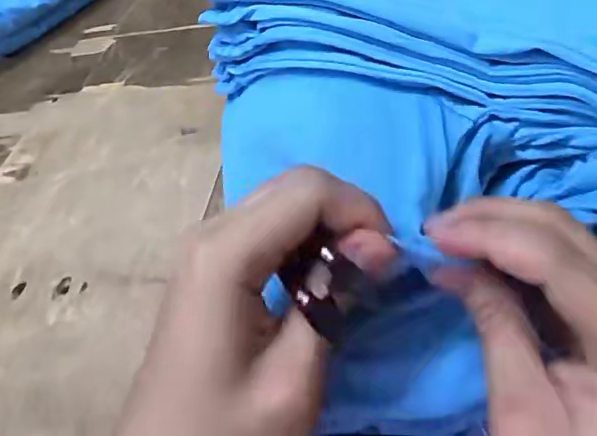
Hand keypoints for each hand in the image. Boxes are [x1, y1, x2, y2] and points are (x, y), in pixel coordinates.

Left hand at [117, 167, 397, 435]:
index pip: (307, 189)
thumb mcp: (290, 384)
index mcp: (224, 251)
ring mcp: (206, 238)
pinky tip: (318, 275)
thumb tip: (377, 245)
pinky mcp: (210, 255)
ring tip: (355, 272)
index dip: (358, 210)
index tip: (390, 258)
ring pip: (284, 196)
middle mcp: (211, 227)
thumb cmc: (224, 432)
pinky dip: (305, 234)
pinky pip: (268, 220)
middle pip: (295, 184)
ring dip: (328, 222)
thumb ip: (334, 301)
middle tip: (377, 265)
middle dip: (346, 212)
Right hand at [425, 199, 596, 435]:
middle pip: (562, 231)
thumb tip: (453, 264)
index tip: (432, 234)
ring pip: (567, 234)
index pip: (553, 257)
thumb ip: (496, 328)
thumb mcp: (525, 420)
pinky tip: (486, 250)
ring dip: (505, 224)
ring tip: (454, 233)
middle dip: (492, 217)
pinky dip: (522, 245)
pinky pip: (570, 257)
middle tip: (437, 227)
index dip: (487, 233)